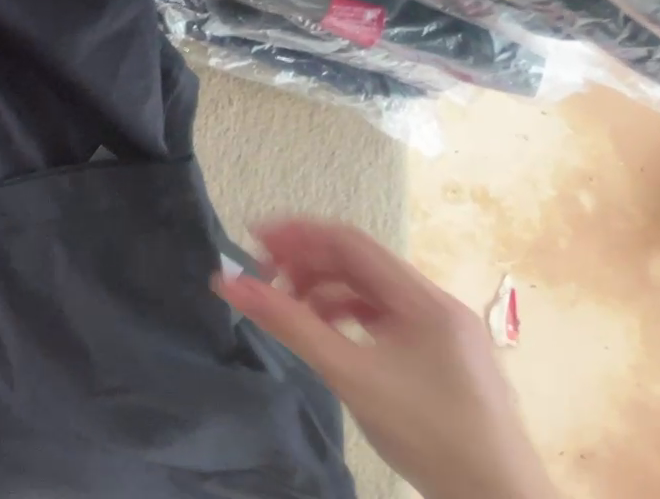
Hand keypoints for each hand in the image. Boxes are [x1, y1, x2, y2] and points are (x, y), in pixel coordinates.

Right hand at [213, 220, 555, 498]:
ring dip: (321, 287)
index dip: (296, 234)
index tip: (251, 242)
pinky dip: (344, 311)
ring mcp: (443, 331)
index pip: (350, 242)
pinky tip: (323, 331)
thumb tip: (226, 281)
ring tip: (287, 307)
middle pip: (358, 262)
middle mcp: (438, 306)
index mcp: (425, 302)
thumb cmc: (427, 433)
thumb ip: (286, 322)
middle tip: (261, 277)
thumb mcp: (348, 374)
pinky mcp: (441, 354)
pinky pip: (382, 314)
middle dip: (304, 262)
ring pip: (368, 288)